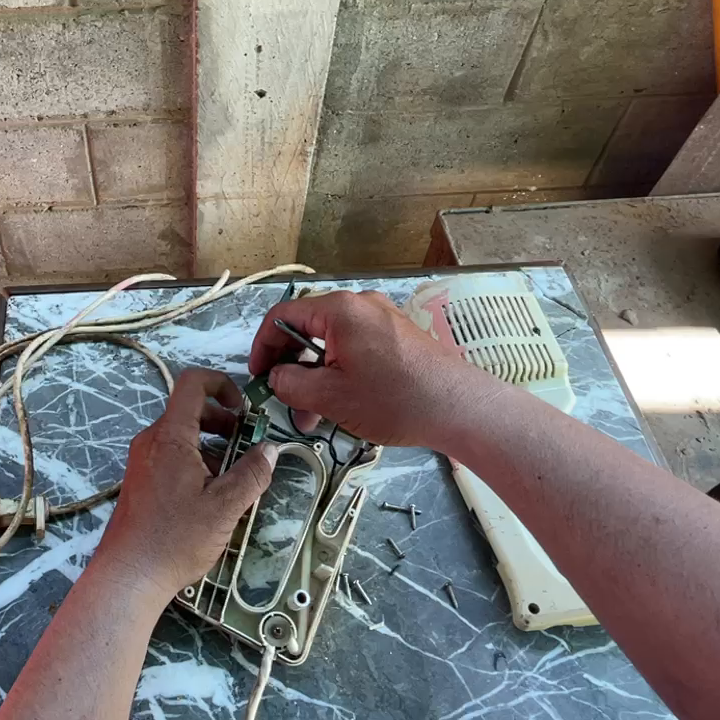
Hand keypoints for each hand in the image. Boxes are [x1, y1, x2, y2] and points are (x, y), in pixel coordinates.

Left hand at [91, 369, 277, 600]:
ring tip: (233, 475)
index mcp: (170, 437)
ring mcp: (142, 460)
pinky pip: (170, 455)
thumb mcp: (224, 507)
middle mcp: (151, 441)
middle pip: (189, 410)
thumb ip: (251, 474)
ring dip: (211, 445)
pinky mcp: (140, 479)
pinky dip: (194, 461)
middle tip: (246, 446)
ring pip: (181, 436)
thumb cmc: (174, 539)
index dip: (221, 384)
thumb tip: (270, 449)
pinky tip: (210, 494)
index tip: (242, 409)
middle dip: (222, 422)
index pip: (192, 384)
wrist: (128, 575)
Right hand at [248, 289, 511, 447]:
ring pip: (331, 342)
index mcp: (339, 309)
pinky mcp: (398, 336)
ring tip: (313, 415)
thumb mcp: (330, 397)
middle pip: (307, 327)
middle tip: (285, 400)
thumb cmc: (393, 400)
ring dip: (315, 374)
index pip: (282, 315)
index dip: (262, 346)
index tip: (257, 376)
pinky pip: (355, 347)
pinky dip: (339, 371)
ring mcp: (382, 318)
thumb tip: (277, 377)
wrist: (461, 409)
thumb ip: (290, 383)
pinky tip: (341, 402)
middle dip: (291, 366)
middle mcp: (360, 304)